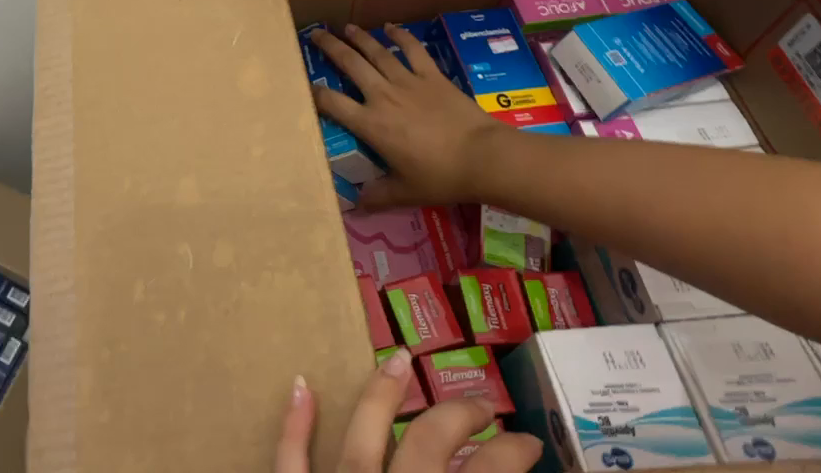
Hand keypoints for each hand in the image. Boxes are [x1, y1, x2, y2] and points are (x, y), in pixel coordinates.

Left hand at [275, 348, 543, 471]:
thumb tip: (495, 468)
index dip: (512, 455)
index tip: (530, 443)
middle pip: (427, 445)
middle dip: (459, 418)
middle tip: (484, 409)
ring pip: (361, 438)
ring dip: (381, 396)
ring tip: (399, 358)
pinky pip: (290, 461)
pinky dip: (294, 426)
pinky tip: (301, 385)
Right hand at [310, 24, 504, 209]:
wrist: (483, 157)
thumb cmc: (440, 176)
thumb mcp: (404, 192)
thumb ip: (377, 196)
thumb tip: (355, 207)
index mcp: (370, 124)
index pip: (331, 103)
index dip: (313, 92)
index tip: (302, 83)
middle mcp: (382, 96)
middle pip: (350, 64)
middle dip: (330, 47)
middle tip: (315, 34)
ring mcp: (408, 81)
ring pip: (377, 52)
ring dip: (360, 38)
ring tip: (346, 28)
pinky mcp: (432, 76)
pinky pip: (413, 50)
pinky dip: (401, 36)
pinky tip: (391, 28)